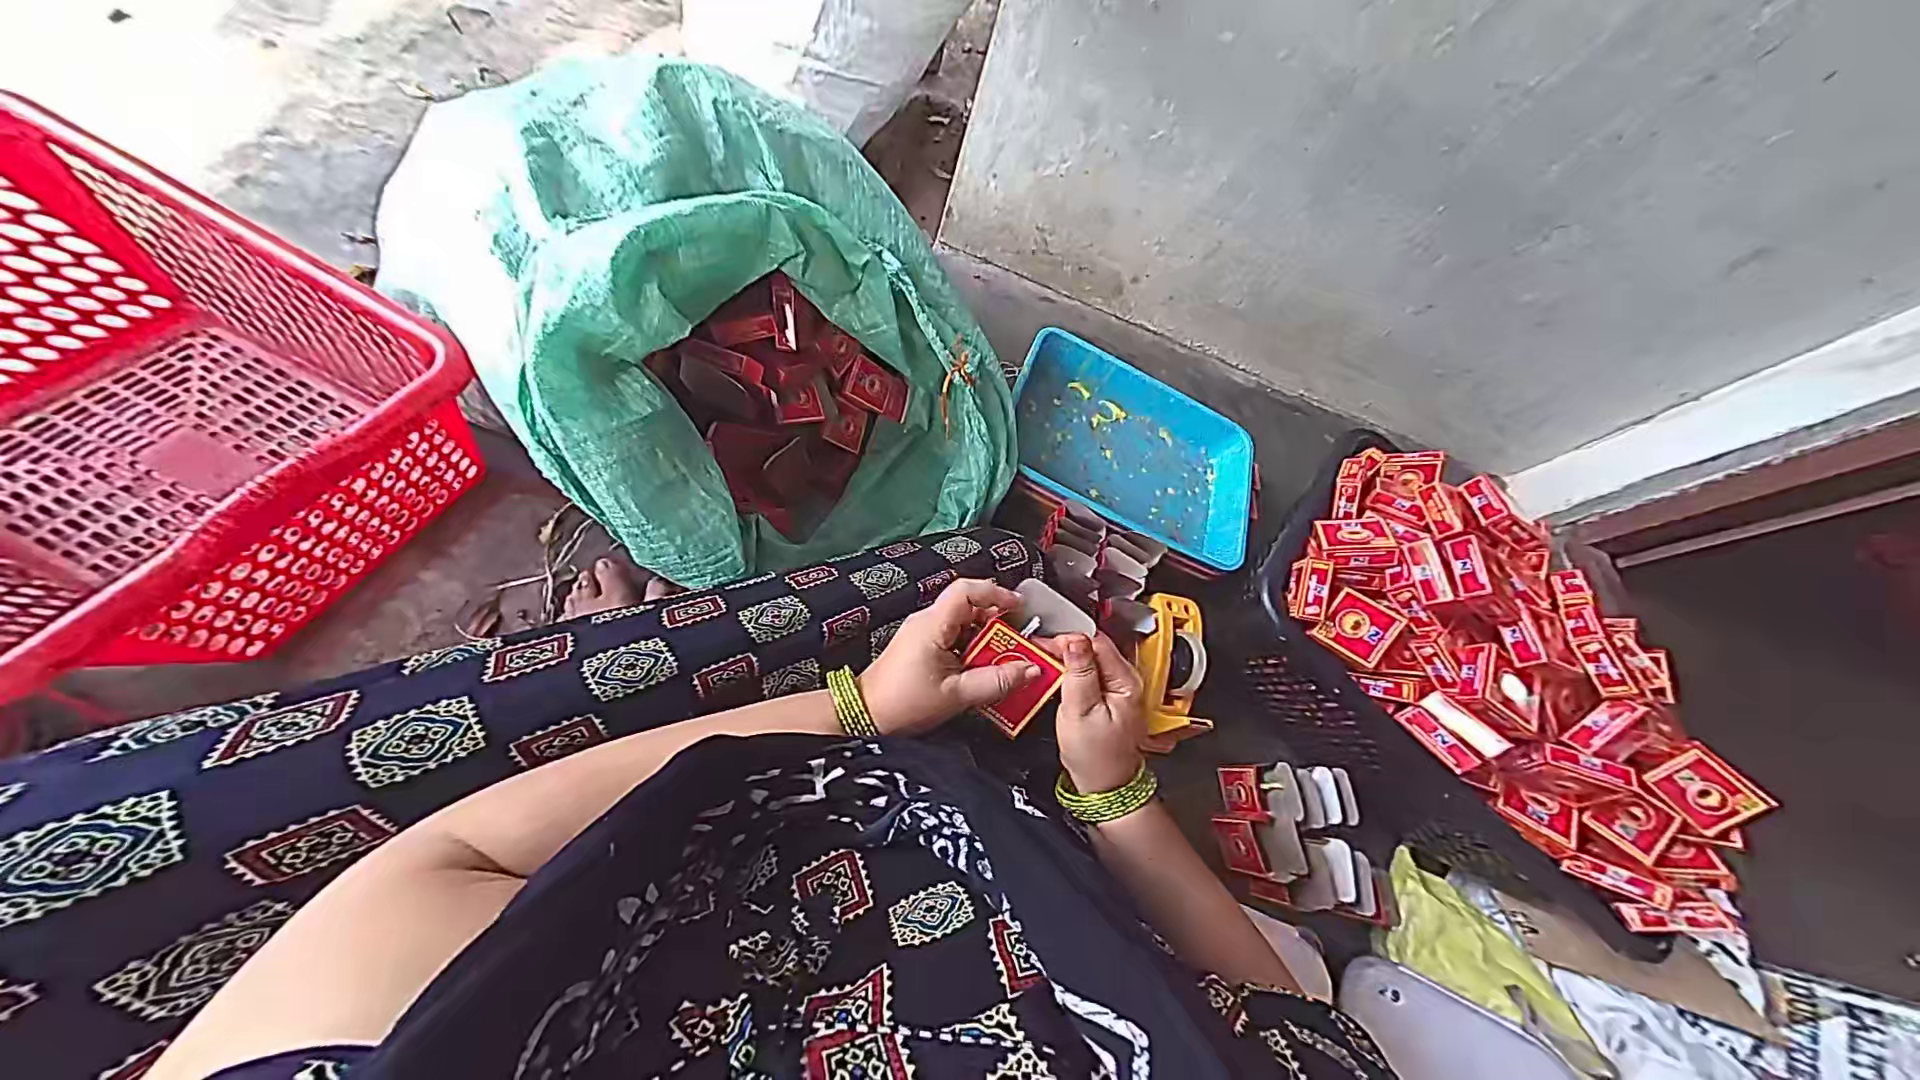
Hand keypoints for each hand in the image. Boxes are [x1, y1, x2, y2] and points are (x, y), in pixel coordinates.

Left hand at [859, 578, 1040, 735]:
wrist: (865, 715)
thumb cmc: (900, 704)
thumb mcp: (957, 695)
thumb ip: (997, 681)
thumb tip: (1028, 670)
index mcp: (933, 624)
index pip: (967, 590)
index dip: (997, 593)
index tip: (1018, 607)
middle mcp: (927, 622)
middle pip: (970, 606)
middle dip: (997, 622)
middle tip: (1015, 642)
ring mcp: (923, 633)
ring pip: (965, 623)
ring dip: (986, 638)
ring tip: (1001, 659)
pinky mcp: (923, 646)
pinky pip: (955, 637)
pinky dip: (973, 648)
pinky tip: (981, 668)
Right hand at [1045, 633, 1147, 792]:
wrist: (1104, 786)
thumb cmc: (1095, 756)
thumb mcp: (1080, 710)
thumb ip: (1078, 673)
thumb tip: (1074, 640)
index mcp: (1126, 681)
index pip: (1096, 642)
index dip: (1068, 640)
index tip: (1045, 646)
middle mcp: (1127, 681)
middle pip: (1094, 648)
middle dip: (1065, 647)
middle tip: (1040, 653)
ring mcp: (1119, 688)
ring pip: (1090, 659)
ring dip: (1067, 658)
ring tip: (1045, 663)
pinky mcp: (1109, 696)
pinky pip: (1089, 673)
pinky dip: (1072, 671)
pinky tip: (1058, 677)